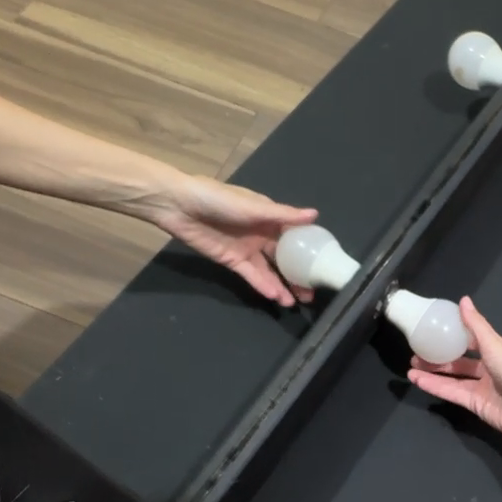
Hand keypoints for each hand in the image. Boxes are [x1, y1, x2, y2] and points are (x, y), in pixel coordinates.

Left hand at [125, 173, 317, 306]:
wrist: (179, 205)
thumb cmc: (218, 199)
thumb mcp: (254, 206)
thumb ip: (283, 215)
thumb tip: (315, 215)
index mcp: (270, 217)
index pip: (295, 236)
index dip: (309, 250)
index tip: (323, 265)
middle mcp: (262, 234)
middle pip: (285, 258)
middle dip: (297, 275)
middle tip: (311, 293)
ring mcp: (248, 249)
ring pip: (270, 270)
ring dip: (282, 285)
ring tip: (295, 302)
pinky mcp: (233, 261)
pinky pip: (252, 275)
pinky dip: (263, 285)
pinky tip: (275, 296)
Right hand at [406, 297, 501, 457]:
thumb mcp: (496, 345)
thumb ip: (476, 325)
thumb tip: (463, 300)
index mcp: (501, 349)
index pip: (475, 338)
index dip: (456, 334)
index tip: (436, 329)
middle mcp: (492, 366)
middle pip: (461, 359)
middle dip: (440, 355)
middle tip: (418, 350)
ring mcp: (484, 387)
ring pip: (454, 377)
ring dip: (434, 371)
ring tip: (412, 365)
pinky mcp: (476, 404)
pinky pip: (452, 392)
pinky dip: (435, 386)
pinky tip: (417, 380)